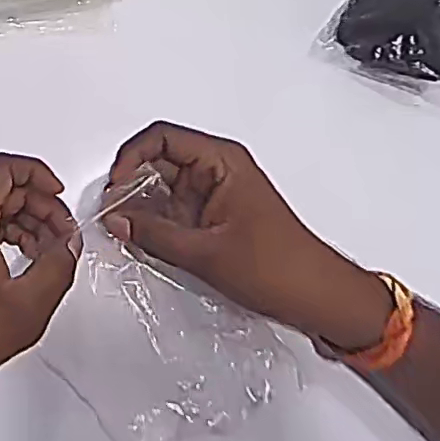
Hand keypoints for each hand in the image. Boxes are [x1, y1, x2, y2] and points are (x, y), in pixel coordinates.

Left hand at [0, 154, 79, 425]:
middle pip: (6, 185)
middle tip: (63, 233)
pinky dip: (14, 232)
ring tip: (51, 251)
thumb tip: (69, 243)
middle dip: (41, 205)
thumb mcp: (27, 304)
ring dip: (30, 221)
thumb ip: (57, 266)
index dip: (39, 174)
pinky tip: (31, 258)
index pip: (5, 167)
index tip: (59, 192)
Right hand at [103, 122, 392, 352]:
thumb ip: (153, 234)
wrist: (324, 303)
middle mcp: (216, 168)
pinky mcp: (211, 213)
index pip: (161, 137)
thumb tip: (116, 220)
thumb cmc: (284, 269)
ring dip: (141, 204)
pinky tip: (144, 237)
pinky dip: (154, 219)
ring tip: (126, 227)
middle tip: (114, 209)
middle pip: (157, 159)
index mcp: (221, 160)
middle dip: (132, 183)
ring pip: (161, 185)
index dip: (132, 157)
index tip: (117, 184)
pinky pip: (171, 206)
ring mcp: (213, 191)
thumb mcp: (206, 252)